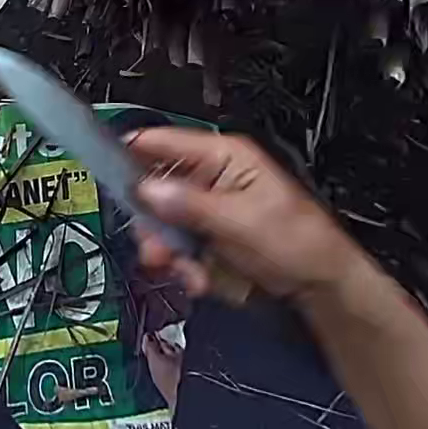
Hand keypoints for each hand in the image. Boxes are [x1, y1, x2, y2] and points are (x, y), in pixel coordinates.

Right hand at [127, 128, 367, 303]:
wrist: (322, 286)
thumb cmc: (296, 240)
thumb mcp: (240, 220)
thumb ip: (189, 204)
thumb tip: (146, 188)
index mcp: (224, 156)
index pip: (168, 142)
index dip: (135, 150)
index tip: (105, 167)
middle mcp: (211, 176)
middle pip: (158, 187)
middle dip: (153, 221)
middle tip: (154, 248)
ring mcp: (208, 207)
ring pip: (165, 220)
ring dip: (168, 249)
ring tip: (184, 271)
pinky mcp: (209, 235)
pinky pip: (179, 244)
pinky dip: (183, 264)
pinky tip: (199, 279)